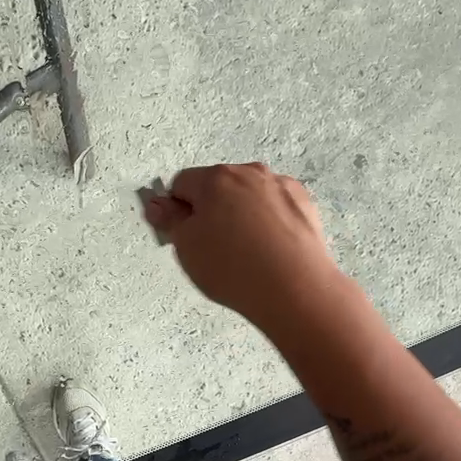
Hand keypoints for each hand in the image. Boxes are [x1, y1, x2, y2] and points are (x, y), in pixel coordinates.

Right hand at [142, 162, 350, 333]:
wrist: (293, 287)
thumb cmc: (233, 267)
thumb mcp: (186, 247)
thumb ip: (169, 219)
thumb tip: (158, 204)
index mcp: (214, 179)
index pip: (182, 184)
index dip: (177, 209)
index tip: (181, 234)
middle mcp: (249, 172)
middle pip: (218, 186)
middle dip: (210, 210)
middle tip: (211, 248)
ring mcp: (279, 186)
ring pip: (248, 195)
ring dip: (240, 215)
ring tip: (243, 253)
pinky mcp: (303, 203)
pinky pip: (275, 206)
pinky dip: (267, 222)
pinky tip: (267, 249)